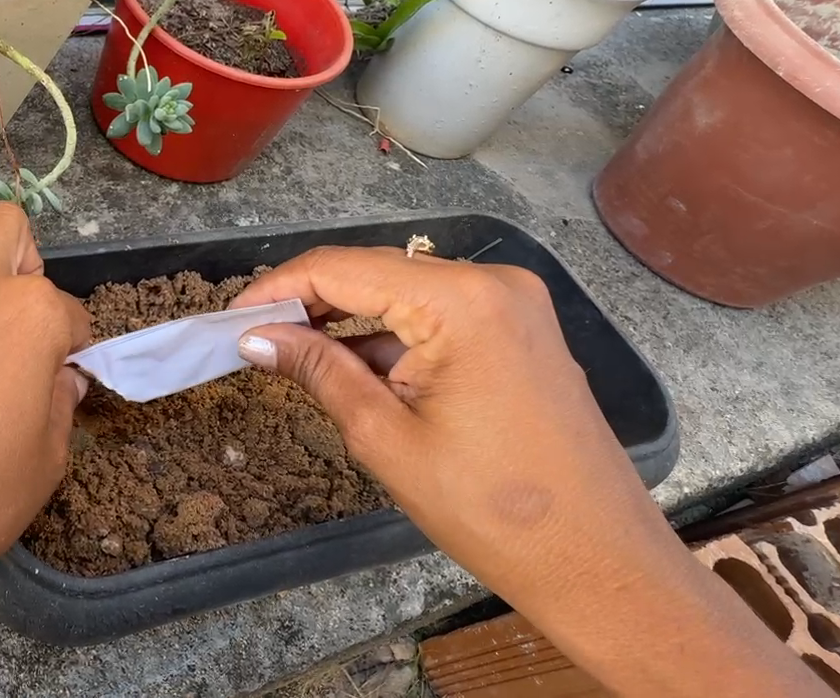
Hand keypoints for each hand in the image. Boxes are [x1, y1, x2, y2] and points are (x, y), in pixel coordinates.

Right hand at [231, 247, 828, 697]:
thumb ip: (316, 368)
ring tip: (292, 351)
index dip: (278, 288)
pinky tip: (350, 364)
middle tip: (255, 336)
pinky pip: (432, 314)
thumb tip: (253, 337)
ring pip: (399, 291)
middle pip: (371, 272)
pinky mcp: (517, 328)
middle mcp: (489, 281)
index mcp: (459, 300)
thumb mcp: (384, 436)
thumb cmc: (491, 510)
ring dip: (345, 318)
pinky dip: (386, 334)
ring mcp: (510, 303)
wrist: (607, 571)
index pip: (341, 268)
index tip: (232, 318)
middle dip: (308, 302)